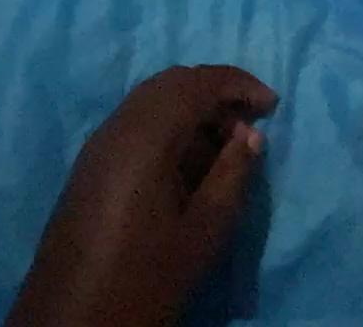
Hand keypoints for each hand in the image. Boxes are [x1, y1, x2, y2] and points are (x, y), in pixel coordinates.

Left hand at [6, 66, 276, 326]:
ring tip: (225, 146)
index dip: (238, 84)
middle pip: (173, 82)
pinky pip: (137, 122)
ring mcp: (99, 145)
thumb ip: (232, 174)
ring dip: (193, 109)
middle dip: (216, 92)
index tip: (271, 104)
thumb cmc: (143, 280)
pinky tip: (189, 163)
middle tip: (249, 122)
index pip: (197, 82)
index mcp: (144, 138)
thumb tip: (250, 135)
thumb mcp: (203, 232)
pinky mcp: (91, 166)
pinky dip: (170, 126)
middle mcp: (117, 128)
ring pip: (154, 99)